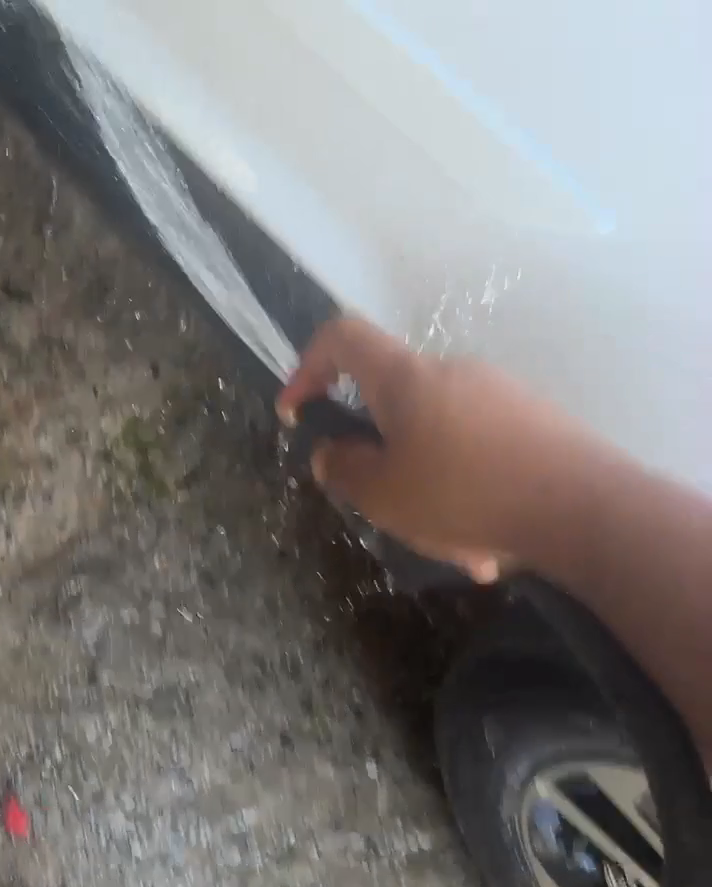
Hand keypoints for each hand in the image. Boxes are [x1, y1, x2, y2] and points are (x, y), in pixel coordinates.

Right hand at [276, 317, 601, 582]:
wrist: (596, 513)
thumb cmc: (464, 493)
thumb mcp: (376, 491)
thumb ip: (339, 466)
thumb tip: (333, 451)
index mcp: (406, 379)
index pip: (341, 337)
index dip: (306, 367)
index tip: (299, 414)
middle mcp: (453, 372)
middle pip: (387, 396)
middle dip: (370, 445)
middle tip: (366, 492)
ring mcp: (500, 394)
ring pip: (431, 432)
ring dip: (417, 477)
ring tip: (430, 532)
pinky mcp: (534, 421)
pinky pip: (474, 450)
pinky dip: (459, 486)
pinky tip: (475, 540)